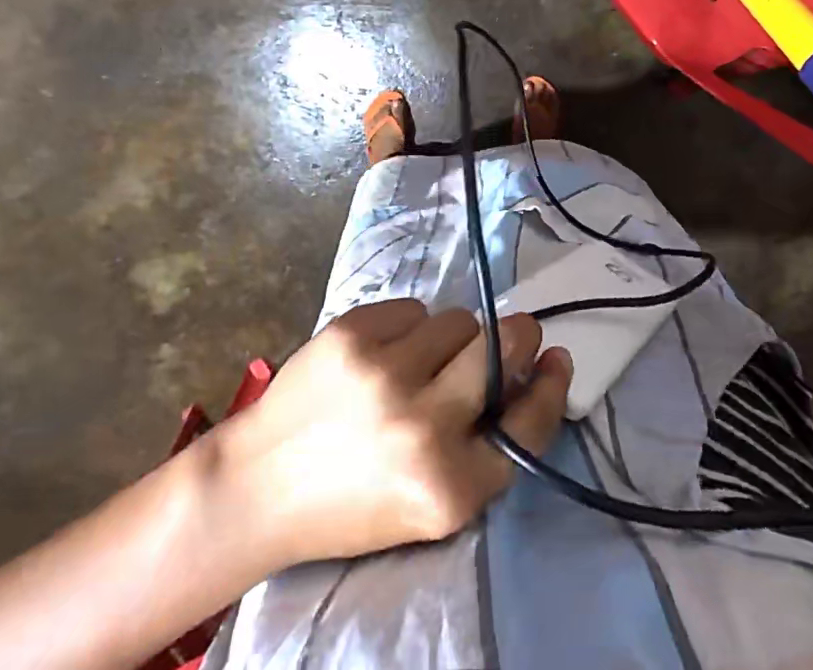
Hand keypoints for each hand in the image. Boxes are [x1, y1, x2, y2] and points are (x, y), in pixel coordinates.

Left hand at [217, 300, 571, 567]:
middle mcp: (423, 426)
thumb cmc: (354, 502)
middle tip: (509, 336)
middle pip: (503, 348)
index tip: (556, 358)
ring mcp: (384, 372)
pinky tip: (381, 355)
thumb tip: (534, 367)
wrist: (257, 487)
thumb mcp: (434, 503)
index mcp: (451, 487)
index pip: (531, 420)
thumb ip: (488, 446)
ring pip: (459, 320)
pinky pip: (413, 308)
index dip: (551, 384)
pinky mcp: (350, 334)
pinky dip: (409, 326)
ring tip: (418, 363)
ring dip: (453, 338)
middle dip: (517, 336)